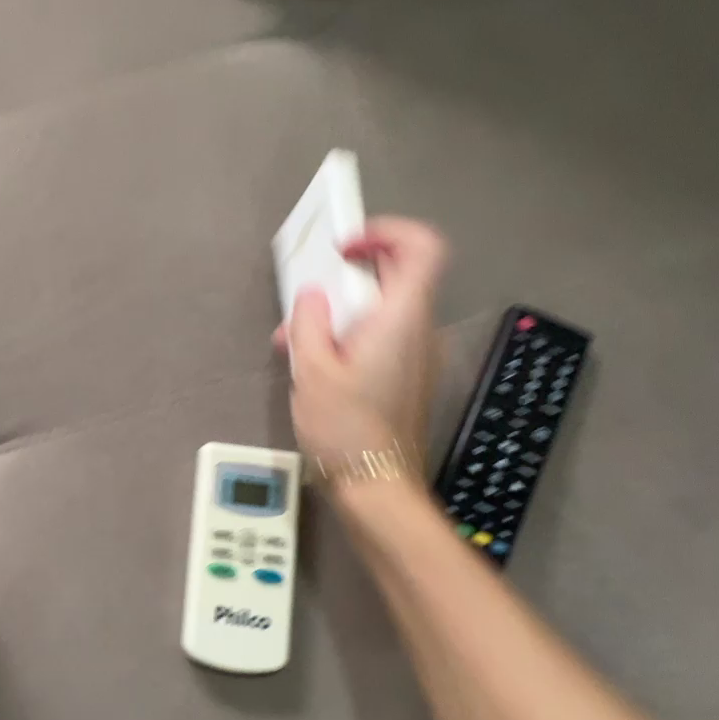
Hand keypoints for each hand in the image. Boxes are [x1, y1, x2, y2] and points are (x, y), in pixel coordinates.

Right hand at [273, 216, 446, 467]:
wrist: (376, 486)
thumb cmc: (345, 427)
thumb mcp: (312, 371)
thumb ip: (310, 322)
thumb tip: (312, 296)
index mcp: (401, 318)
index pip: (421, 247)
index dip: (386, 233)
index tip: (345, 247)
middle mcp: (418, 330)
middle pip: (398, 276)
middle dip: (348, 276)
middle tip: (308, 295)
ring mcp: (416, 355)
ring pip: (383, 309)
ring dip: (340, 312)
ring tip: (297, 341)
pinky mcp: (405, 377)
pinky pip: (381, 337)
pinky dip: (349, 336)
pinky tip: (315, 365)